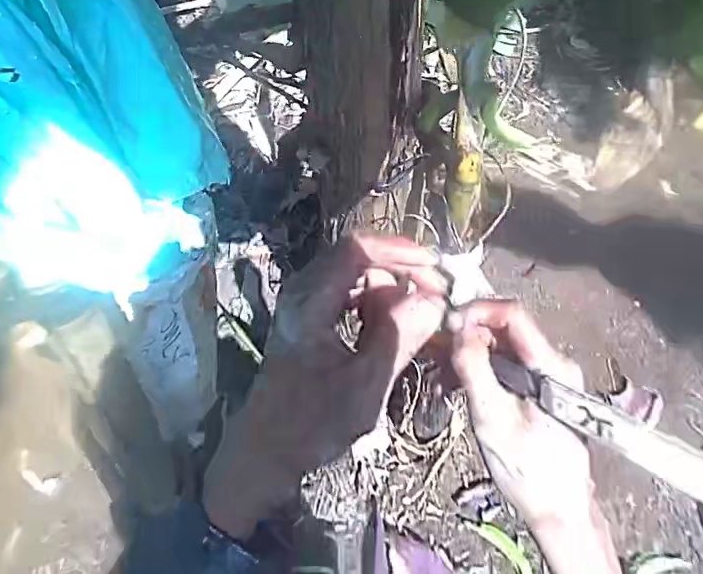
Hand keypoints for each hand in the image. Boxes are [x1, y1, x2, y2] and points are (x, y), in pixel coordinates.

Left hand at [203, 234, 446, 537]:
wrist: (266, 452)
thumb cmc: (311, 425)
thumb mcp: (363, 388)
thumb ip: (399, 338)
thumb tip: (436, 299)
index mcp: (310, 301)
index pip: (357, 249)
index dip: (398, 250)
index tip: (434, 267)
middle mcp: (305, 288)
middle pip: (360, 255)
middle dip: (401, 270)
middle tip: (435, 294)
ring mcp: (307, 297)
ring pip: (360, 272)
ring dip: (391, 289)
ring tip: (415, 320)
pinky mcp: (313, 310)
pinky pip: (353, 289)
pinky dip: (377, 301)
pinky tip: (391, 327)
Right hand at [450, 301, 618, 572]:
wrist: (562, 514)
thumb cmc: (530, 471)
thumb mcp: (494, 419)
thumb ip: (476, 368)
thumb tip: (459, 328)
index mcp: (551, 363)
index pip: (513, 313)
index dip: (479, 311)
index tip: (450, 324)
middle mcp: (555, 361)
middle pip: (508, 327)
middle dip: (473, 331)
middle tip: (444, 348)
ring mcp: (551, 375)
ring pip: (506, 345)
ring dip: (475, 351)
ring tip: (449, 371)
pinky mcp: (543, 389)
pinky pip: (510, 363)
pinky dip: (486, 367)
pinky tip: (465, 384)